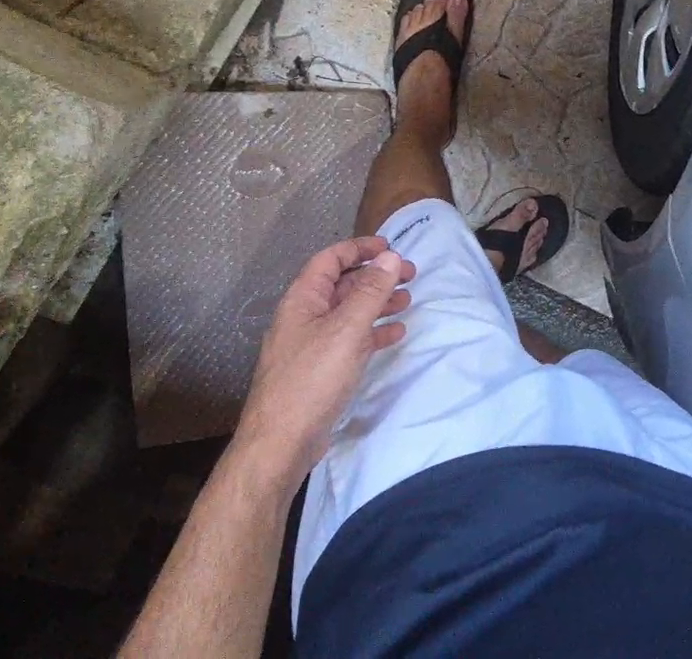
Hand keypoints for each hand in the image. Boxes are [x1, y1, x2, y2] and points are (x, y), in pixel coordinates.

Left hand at [228, 237, 415, 488]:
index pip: (330, 260)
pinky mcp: (322, 370)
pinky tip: (395, 333)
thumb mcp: (346, 329)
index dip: (359, 249)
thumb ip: (370, 292)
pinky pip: (351, 340)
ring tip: (408, 300)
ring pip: (349, 312)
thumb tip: (390, 257)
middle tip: (410, 275)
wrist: (281, 442)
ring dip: (378, 302)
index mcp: (303, 301)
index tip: (390, 248)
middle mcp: (305, 317)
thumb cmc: (312, 379)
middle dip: (375, 276)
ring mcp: (312, 345)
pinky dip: (374, 332)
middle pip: (342, 285)